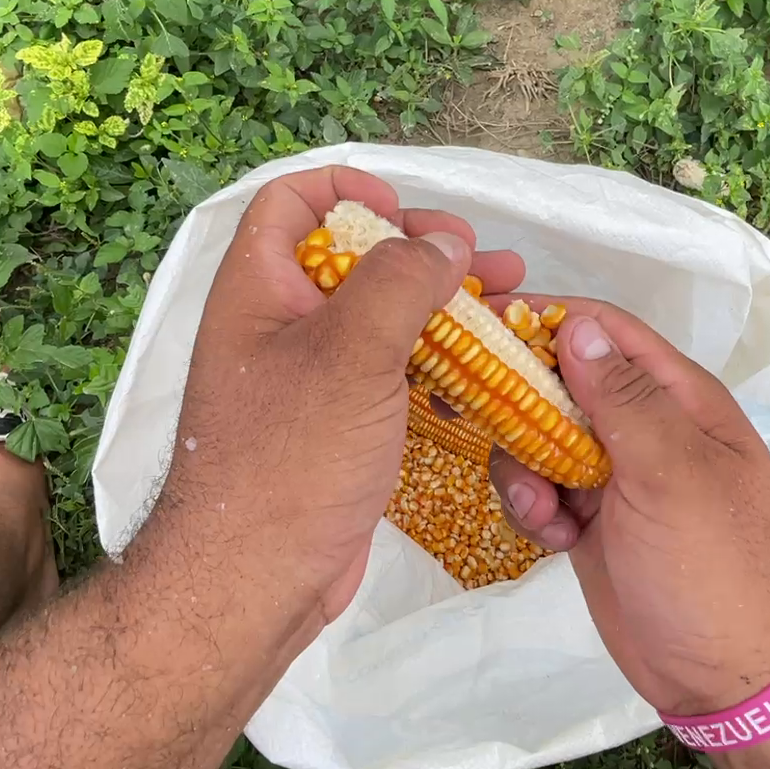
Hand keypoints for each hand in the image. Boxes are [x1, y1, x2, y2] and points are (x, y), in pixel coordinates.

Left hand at [158, 166, 525, 620]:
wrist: (259, 579)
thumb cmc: (292, 454)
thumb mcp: (349, 352)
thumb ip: (399, 280)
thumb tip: (443, 241)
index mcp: (260, 287)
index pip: (293, 202)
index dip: (347, 190)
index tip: (403, 210)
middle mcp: (283, 321)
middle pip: (355, 254)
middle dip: (422, 248)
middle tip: (481, 256)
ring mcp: (315, 372)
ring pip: (385, 312)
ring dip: (444, 300)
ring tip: (510, 293)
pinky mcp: (343, 415)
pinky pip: (394, 365)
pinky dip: (436, 355)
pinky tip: (482, 362)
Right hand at [489, 300, 769, 714]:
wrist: (719, 679)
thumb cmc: (709, 566)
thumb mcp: (671, 474)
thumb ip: (624, 397)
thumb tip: (576, 326)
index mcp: (678, 399)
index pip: (608, 332)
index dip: (550, 317)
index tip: (488, 317)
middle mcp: (642, 425)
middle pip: (562, 381)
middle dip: (520, 397)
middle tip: (469, 404)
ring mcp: (611, 471)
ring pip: (539, 434)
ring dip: (525, 466)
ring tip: (544, 510)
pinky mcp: (587, 513)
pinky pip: (539, 485)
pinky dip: (534, 506)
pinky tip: (555, 539)